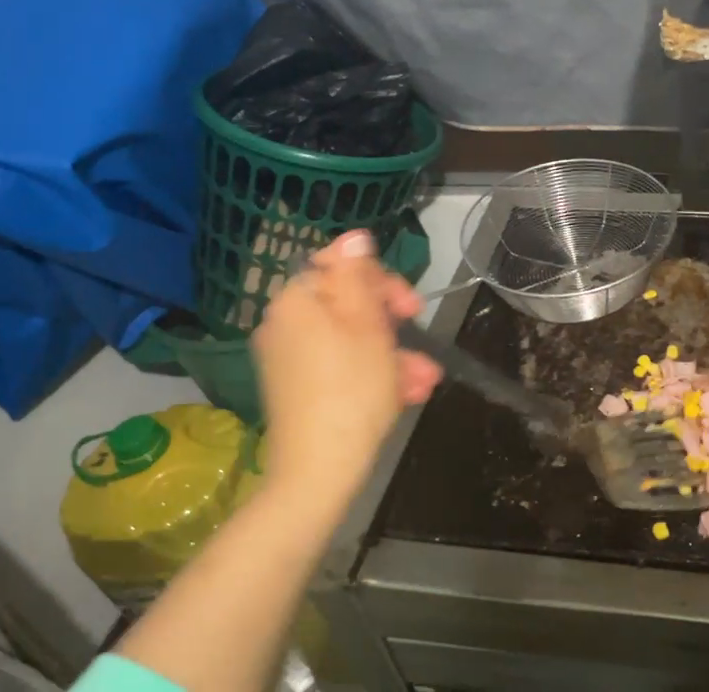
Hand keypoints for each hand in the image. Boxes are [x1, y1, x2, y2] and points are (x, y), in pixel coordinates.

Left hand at [252, 230, 440, 498]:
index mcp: (297, 300)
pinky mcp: (296, 388)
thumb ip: (360, 275)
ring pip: (351, 339)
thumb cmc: (352, 390)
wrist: (318, 472)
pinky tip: (406, 394)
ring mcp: (288, 358)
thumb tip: (355, 236)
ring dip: (392, 353)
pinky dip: (372, 373)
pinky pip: (339, 365)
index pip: (340, 263)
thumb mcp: (368, 325)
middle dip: (392, 323)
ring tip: (424, 380)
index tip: (408, 303)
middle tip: (419, 336)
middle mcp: (284, 323)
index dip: (380, 278)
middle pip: (348, 303)